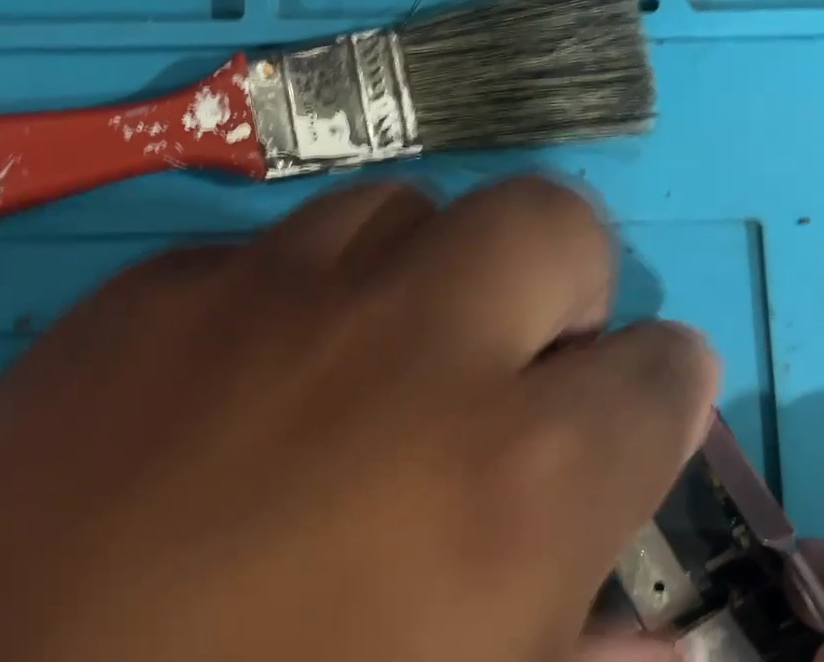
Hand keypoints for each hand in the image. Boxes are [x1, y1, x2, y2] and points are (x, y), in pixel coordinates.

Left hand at [0, 178, 719, 661]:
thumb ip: (574, 654)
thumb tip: (657, 629)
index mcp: (514, 478)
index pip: (658, 370)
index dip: (662, 385)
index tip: (638, 398)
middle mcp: (412, 342)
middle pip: (548, 218)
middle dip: (563, 273)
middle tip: (521, 344)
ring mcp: (275, 289)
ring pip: (406, 206)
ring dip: (425, 266)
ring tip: (381, 344)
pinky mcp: (162, 280)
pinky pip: (272, 246)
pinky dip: (297, 294)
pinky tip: (249, 368)